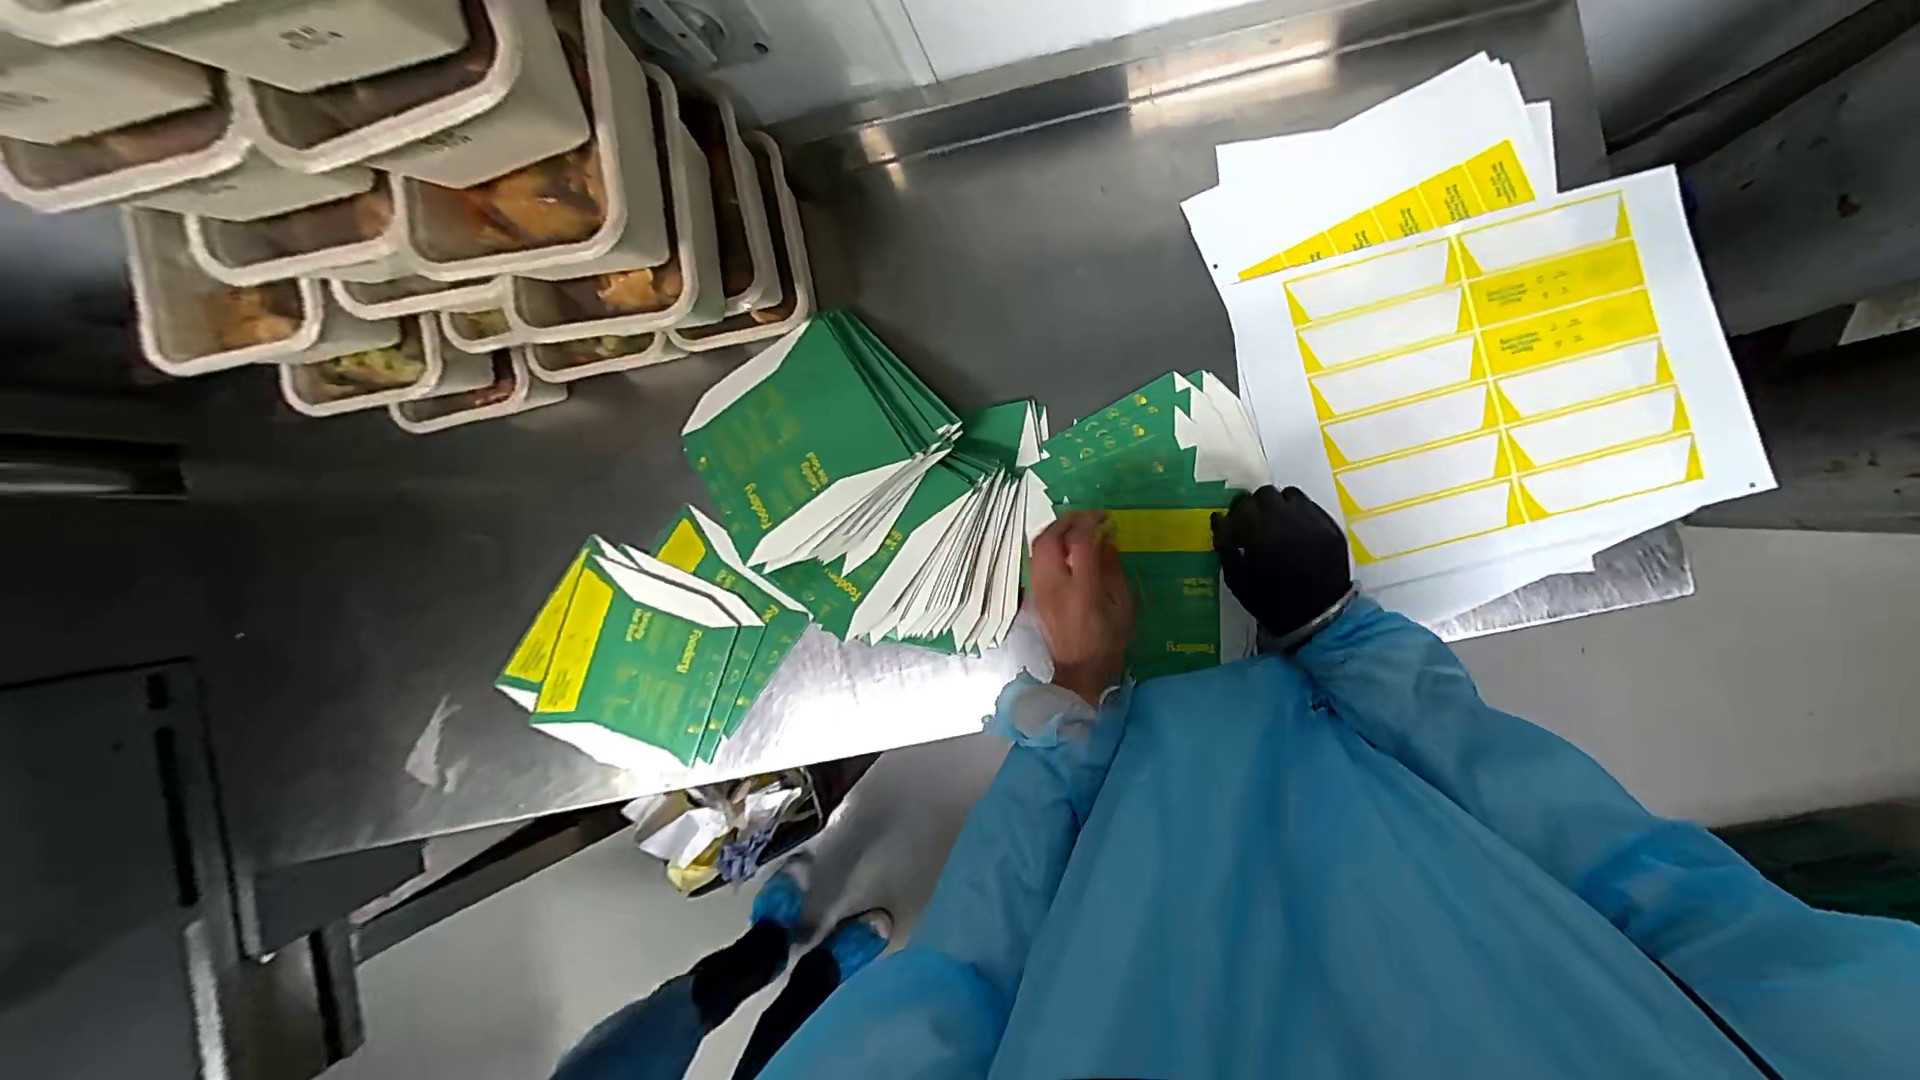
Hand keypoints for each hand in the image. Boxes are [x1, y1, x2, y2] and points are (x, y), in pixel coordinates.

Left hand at [1030, 512, 1134, 705]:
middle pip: (1051, 539)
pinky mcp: (1034, 594)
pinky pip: (1035, 558)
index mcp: (1082, 590)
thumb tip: (1106, 539)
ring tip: (1074, 526)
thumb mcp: (1123, 606)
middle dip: (1068, 521)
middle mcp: (1054, 586)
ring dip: (1055, 529)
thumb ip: (1113, 570)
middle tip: (1087, 516)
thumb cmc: (1107, 642)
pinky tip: (1063, 545)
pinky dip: (1048, 544)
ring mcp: (1039, 589)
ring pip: (1037, 546)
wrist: (1077, 670)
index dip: (1091, 523)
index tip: (1104, 517)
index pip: (1080, 544)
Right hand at [1211, 486, 1352, 643]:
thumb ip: (1224, 546)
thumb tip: (1218, 519)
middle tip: (1253, 525)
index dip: (1234, 515)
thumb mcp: (1236, 578)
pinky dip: (1299, 513)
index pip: (1241, 504)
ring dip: (1279, 505)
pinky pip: (1310, 506)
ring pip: (1290, 495)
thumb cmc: (1269, 600)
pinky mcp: (1330, 526)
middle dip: (1256, 506)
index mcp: (1260, 531)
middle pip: (1265, 494)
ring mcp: (1312, 520)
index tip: (1233, 527)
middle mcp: (1287, 518)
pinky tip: (1296, 532)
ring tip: (1277, 525)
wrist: (1317, 616)